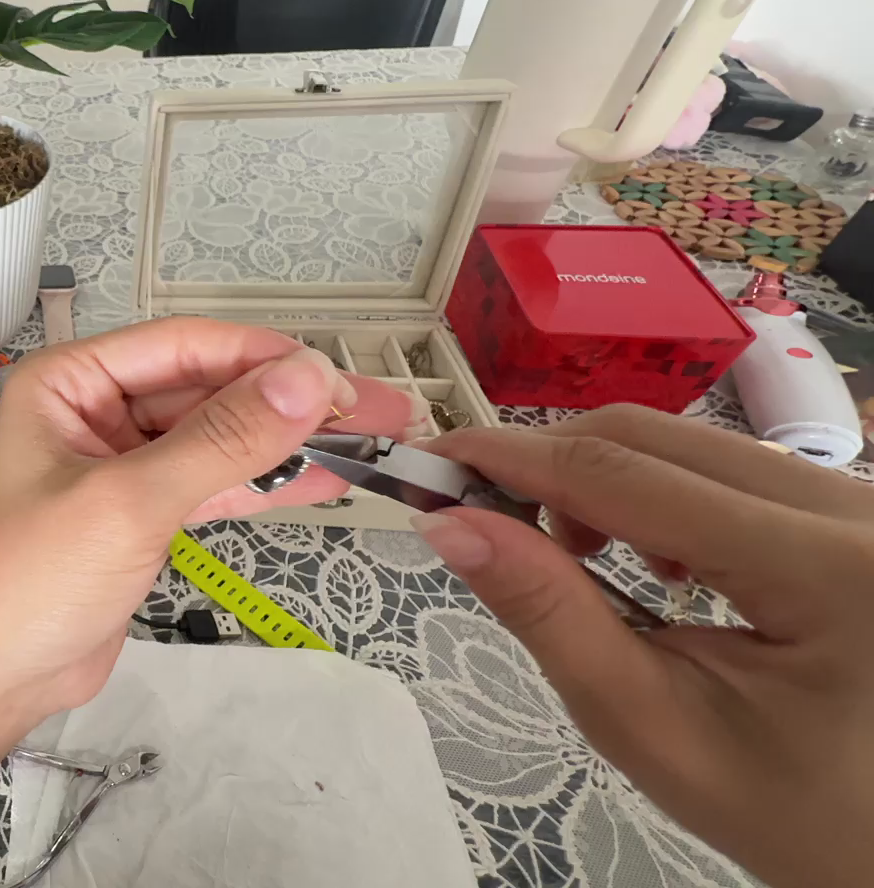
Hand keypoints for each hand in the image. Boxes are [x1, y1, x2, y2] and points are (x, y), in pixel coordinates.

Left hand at [0, 317, 419, 730]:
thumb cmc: (36, 576)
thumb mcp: (128, 500)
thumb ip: (220, 440)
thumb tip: (306, 378)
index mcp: (67, 381)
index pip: (177, 346)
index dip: (259, 356)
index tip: (337, 376)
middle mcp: (90, 409)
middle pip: (201, 389)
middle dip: (283, 401)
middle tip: (378, 412)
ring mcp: (116, 461)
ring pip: (211, 437)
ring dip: (282, 442)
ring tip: (371, 444)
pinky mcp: (138, 511)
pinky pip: (206, 482)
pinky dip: (258, 483)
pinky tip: (321, 481)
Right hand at [418, 405, 873, 887]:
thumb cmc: (796, 810)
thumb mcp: (644, 720)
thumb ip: (542, 609)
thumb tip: (443, 521)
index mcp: (832, 572)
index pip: (617, 476)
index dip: (501, 455)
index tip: (419, 460)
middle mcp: (865, 513)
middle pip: (649, 437)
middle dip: (539, 465)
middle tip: (477, 515)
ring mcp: (872, 508)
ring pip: (683, 443)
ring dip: (591, 478)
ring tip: (571, 554)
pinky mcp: (861, 516)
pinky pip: (724, 465)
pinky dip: (647, 488)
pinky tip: (645, 556)